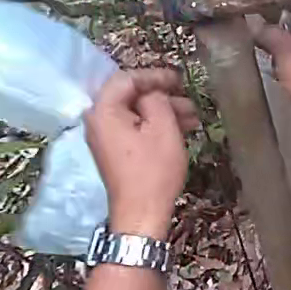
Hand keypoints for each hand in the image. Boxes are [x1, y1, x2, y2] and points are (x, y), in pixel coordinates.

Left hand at [83, 69, 200, 240]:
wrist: (142, 213)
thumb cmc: (153, 169)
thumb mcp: (163, 127)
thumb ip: (157, 99)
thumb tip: (153, 94)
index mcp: (104, 111)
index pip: (127, 78)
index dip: (155, 76)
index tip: (179, 80)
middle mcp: (98, 121)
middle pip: (130, 95)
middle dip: (162, 96)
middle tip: (189, 100)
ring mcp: (105, 138)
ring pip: (136, 113)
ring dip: (163, 112)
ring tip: (192, 118)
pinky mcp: (115, 151)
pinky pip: (135, 128)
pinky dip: (156, 126)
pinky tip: (180, 130)